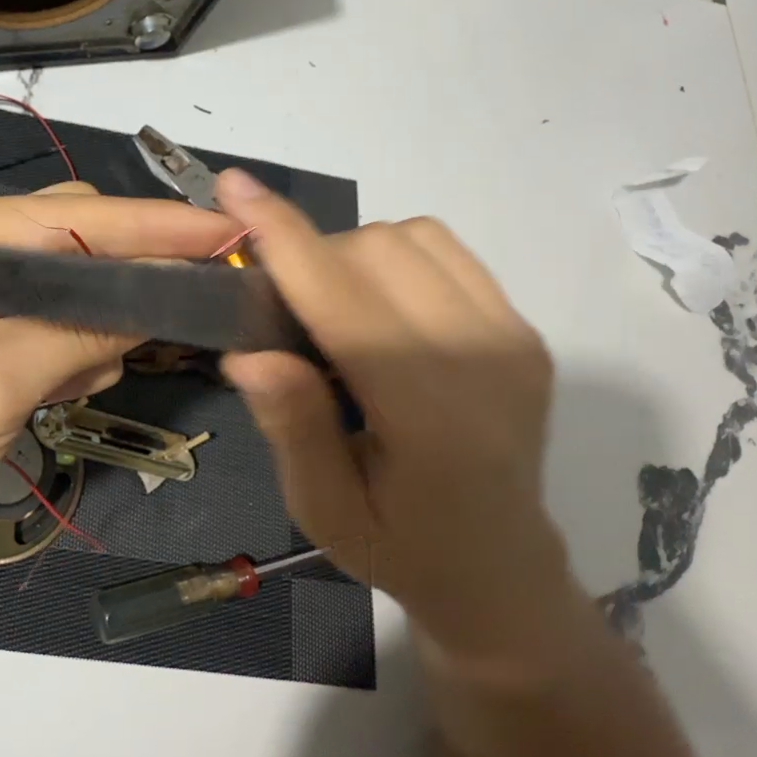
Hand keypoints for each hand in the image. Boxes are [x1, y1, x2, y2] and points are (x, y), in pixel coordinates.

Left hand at [0, 182, 236, 566]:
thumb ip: (76, 330)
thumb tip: (160, 296)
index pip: (67, 214)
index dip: (151, 223)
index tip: (228, 231)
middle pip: (75, 238)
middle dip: (135, 266)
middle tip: (203, 293)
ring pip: (74, 283)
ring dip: (108, 315)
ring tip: (120, 356)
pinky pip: (58, 325)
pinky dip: (82, 347)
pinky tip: (79, 379)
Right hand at [214, 169, 575, 659]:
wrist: (500, 569)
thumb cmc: (396, 546)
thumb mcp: (323, 509)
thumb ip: (292, 427)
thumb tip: (245, 351)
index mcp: (432, 417)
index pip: (347, 301)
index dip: (285, 238)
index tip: (234, 187)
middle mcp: (485, 359)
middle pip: (377, 251)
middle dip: (309, 258)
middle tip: (279, 313)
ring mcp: (513, 337)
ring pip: (412, 236)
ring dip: (350, 253)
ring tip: (328, 309)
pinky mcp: (521, 327)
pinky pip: (444, 249)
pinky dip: (391, 256)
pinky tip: (374, 304)